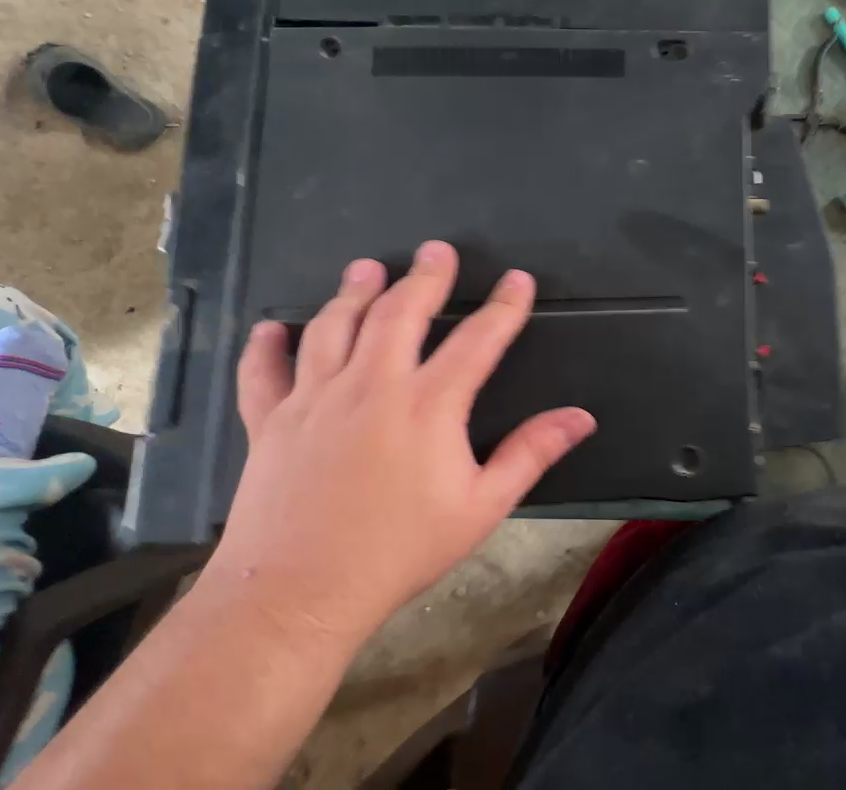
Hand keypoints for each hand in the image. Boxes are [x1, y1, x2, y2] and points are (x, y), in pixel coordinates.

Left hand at [199, 241, 594, 642]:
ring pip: (334, 328)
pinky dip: (267, 346)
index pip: (477, 340)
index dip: (503, 307)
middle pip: (400, 314)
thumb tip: (581, 417)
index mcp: (429, 405)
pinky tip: (272, 327)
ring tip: (366, 267)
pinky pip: (264, 373)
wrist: (296, 595)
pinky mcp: (270, 423)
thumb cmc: (400, 551)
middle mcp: (371, 387)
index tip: (518, 280)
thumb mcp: (483, 506)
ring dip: (354, 292)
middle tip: (436, 250)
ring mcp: (314, 401)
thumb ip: (531, 454)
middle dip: (424, 277)